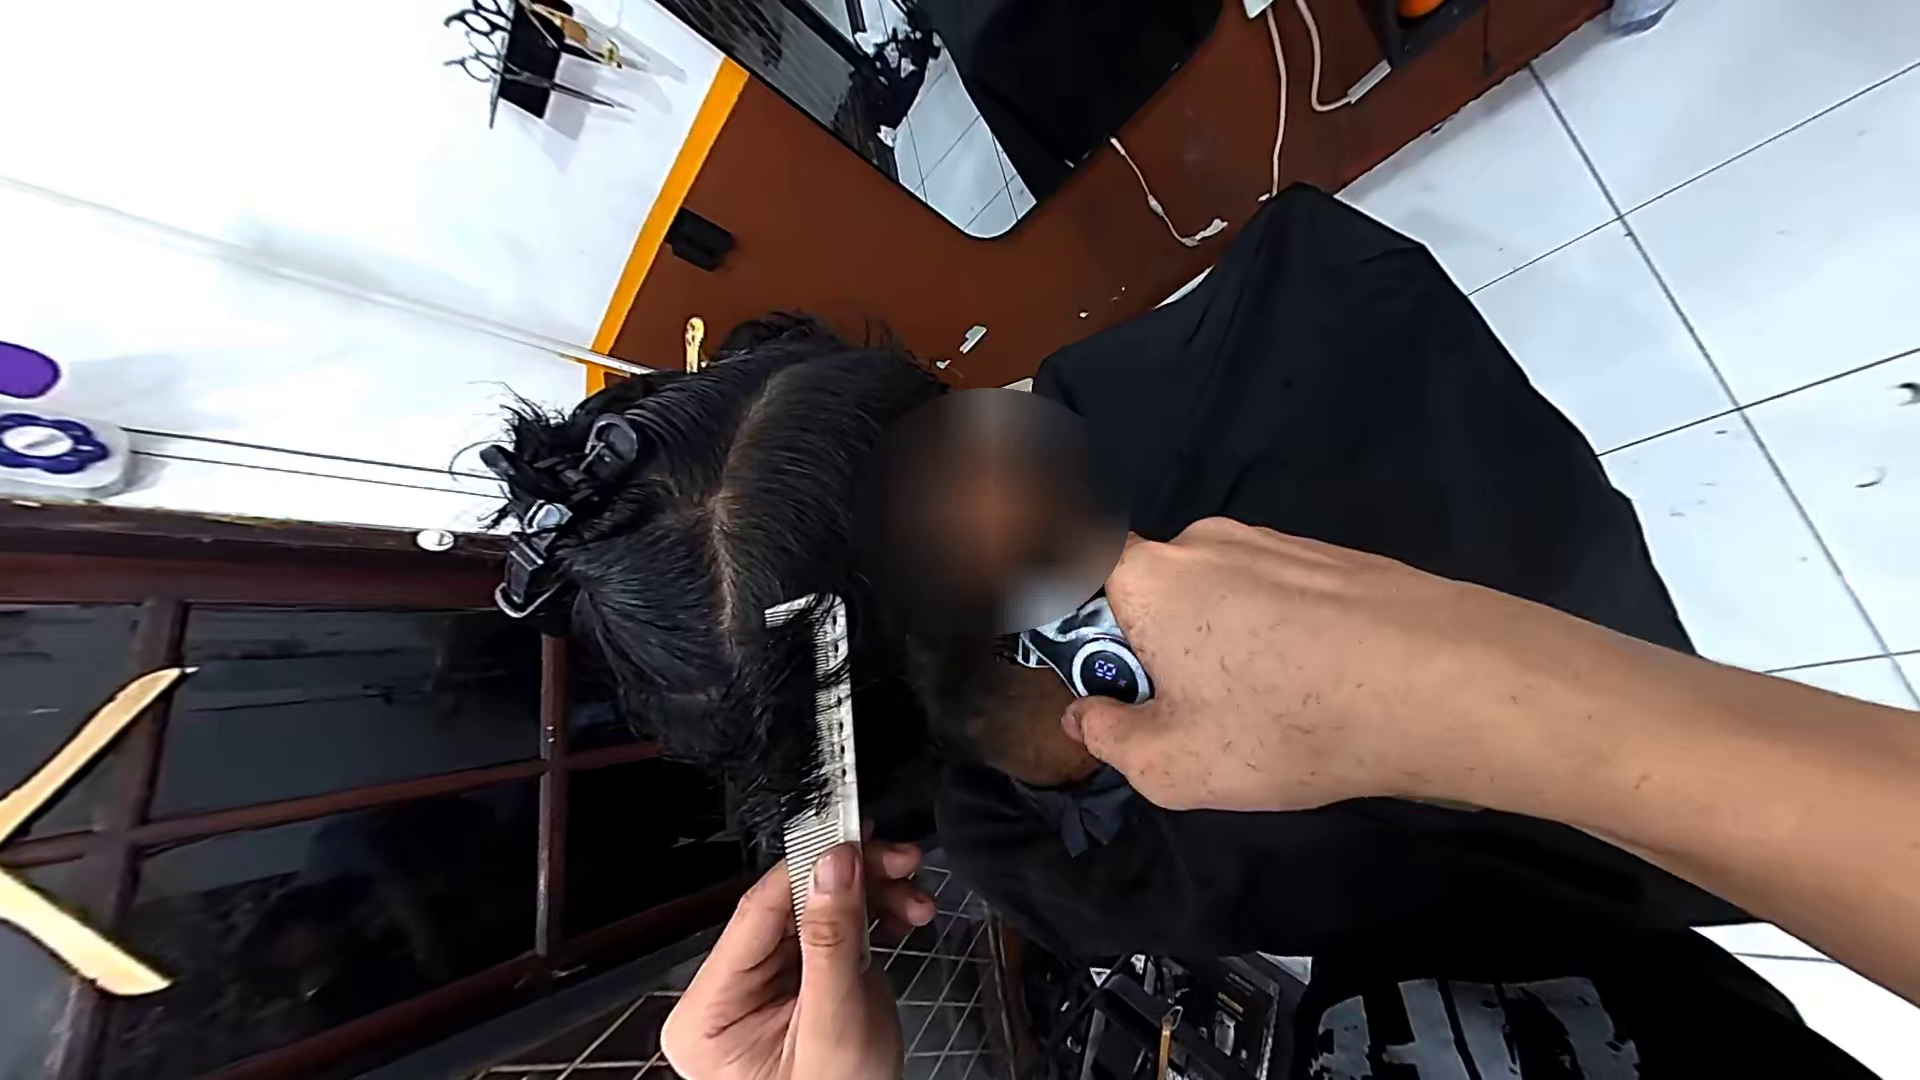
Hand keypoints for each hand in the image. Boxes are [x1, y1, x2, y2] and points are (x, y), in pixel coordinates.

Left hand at [662, 840, 933, 1079]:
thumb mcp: (835, 1027)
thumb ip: (833, 941)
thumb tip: (835, 861)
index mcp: (714, 1006)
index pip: (760, 908)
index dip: (811, 865)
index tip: (856, 837)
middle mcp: (737, 984)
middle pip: (799, 899)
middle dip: (858, 879)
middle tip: (901, 861)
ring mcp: (775, 976)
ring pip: (825, 901)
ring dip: (877, 892)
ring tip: (916, 898)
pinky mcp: (809, 972)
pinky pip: (840, 921)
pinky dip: (878, 911)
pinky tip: (906, 913)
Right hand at [1061, 518, 1631, 811]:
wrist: (1453, 683)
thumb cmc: (1288, 721)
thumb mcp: (1176, 765)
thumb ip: (1107, 739)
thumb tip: (1084, 716)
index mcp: (1147, 577)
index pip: (1065, 553)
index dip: (1051, 594)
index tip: (1078, 647)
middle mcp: (1195, 541)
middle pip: (1134, 581)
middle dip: (1135, 636)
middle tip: (1172, 695)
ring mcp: (1262, 538)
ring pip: (1197, 583)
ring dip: (1196, 631)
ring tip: (1252, 691)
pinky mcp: (1315, 550)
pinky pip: (1253, 580)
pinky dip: (1250, 620)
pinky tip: (1300, 669)